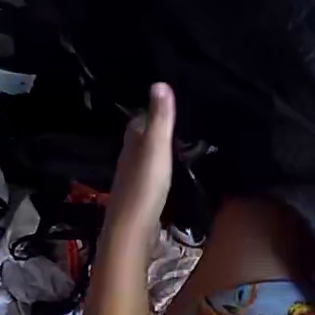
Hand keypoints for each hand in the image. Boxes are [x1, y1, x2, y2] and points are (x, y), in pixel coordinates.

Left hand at [102, 83, 175, 262]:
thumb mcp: (156, 148)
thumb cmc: (144, 187)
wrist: (132, 230)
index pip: (140, 119)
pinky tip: (174, 173)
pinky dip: (163, 170)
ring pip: (148, 157)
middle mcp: (129, 158)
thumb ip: (160, 120)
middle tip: (183, 123)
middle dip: (158, 129)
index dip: (154, 110)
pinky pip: (153, 176)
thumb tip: (160, 83)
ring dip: (161, 151)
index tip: (174, 102)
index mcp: (132, 144)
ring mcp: (135, 179)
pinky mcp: (142, 198)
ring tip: (184, 145)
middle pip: (143, 138)